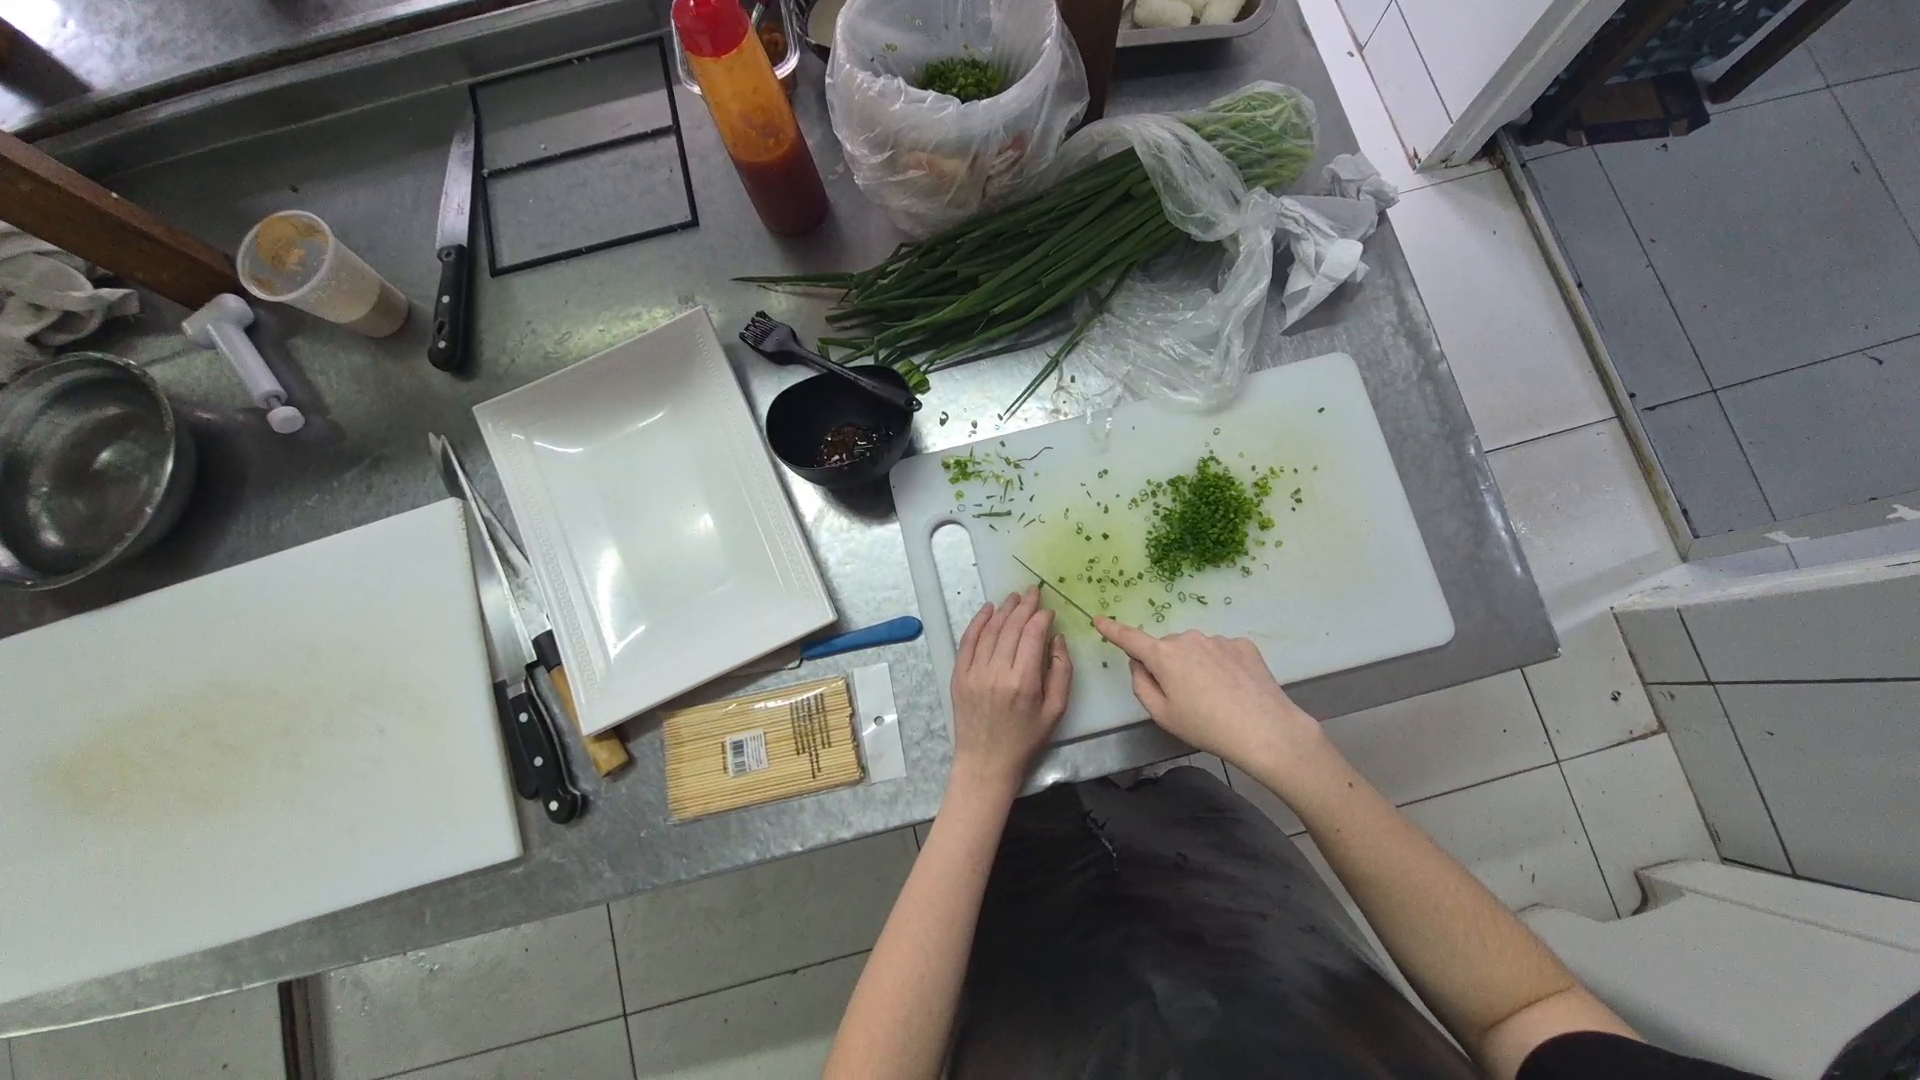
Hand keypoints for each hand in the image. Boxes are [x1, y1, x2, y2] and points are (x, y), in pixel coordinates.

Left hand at [949, 588, 1071, 794]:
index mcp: (1024, 682)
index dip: (1041, 617)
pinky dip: (978, 622)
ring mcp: (974, 673)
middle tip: (1033, 591)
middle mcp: (997, 673)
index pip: (1033, 635)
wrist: (986, 763)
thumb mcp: (1055, 710)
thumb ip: (1062, 672)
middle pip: (1011, 628)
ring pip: (990, 631)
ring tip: (1014, 597)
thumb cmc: (1026, 739)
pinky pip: (968, 642)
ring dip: (1003, 610)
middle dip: (1024, 606)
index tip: (1048, 609)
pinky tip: (988, 609)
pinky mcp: (959, 676)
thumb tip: (1057, 638)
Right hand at [1095, 618, 1323, 769]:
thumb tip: (1140, 664)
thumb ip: (1142, 685)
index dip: (1113, 630)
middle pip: (1167, 649)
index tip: (1099, 619)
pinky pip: (1222, 652)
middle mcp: (1188, 639)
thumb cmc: (1206, 727)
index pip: (1131, 639)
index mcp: (1164, 656)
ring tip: (1215, 697)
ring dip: (1197, 666)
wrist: (1265, 729)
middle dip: (1168, 665)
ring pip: (1196, 650)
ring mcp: (1218, 639)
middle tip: (1184, 698)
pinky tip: (1234, 689)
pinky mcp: (1243, 645)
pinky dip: (1222, 666)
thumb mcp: (1162, 715)